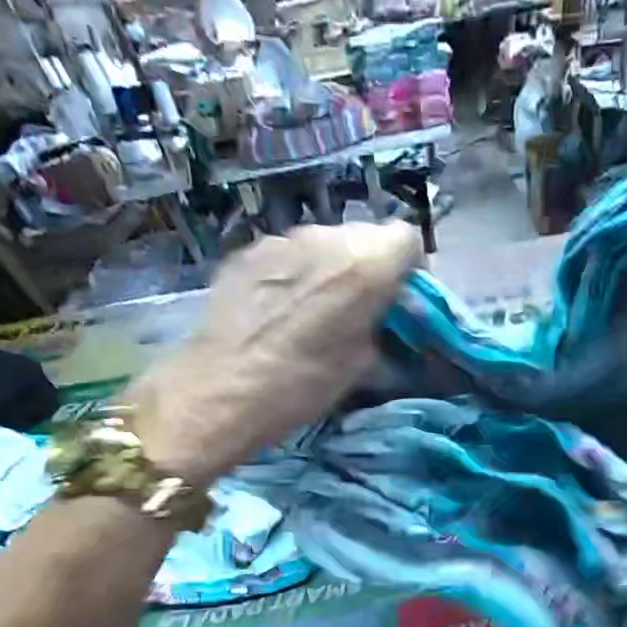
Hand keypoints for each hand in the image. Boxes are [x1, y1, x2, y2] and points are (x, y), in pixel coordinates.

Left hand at [125, 222, 422, 483]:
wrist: (219, 391)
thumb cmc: (301, 386)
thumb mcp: (361, 366)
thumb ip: (379, 326)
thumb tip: (378, 317)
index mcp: (366, 264)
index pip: (407, 239)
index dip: (407, 269)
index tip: (396, 299)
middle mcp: (326, 235)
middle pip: (363, 237)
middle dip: (366, 267)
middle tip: (355, 308)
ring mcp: (281, 239)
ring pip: (322, 243)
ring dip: (327, 269)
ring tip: (310, 311)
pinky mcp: (246, 251)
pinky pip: (286, 255)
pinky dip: (291, 275)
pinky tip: (275, 311)